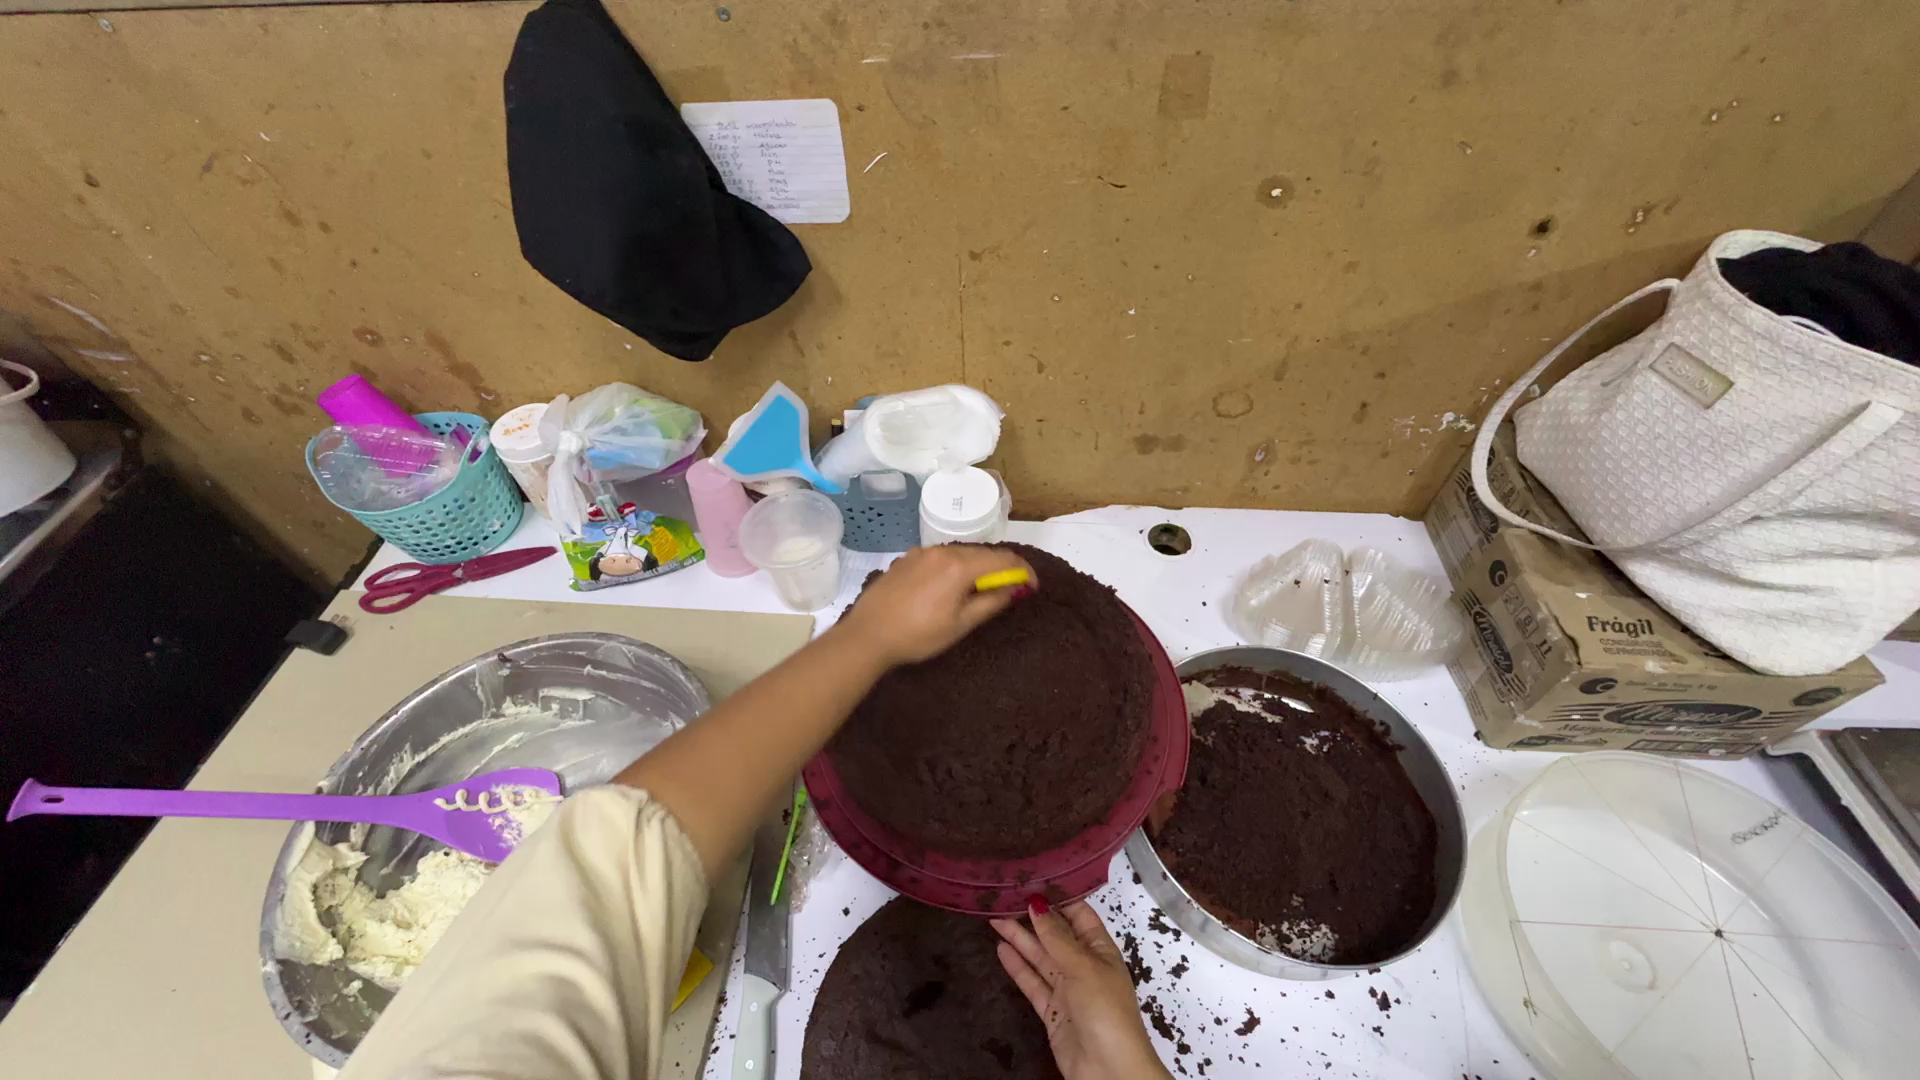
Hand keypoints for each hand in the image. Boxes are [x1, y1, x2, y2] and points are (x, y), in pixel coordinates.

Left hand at [832, 544, 1035, 666]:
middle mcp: (942, 551)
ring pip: (961, 554)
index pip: (1004, 558)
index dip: (1023, 571)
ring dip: (976, 568)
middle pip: (983, 553)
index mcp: (959, 565)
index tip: (1031, 587)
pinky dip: (954, 568)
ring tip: (978, 593)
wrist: (867, 635)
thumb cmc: (917, 635)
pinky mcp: (906, 559)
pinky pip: (940, 558)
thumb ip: (992, 602)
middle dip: (1001, 570)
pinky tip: (948, 589)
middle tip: (1008, 592)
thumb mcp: (961, 624)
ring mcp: (921, 553)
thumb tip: (1015, 587)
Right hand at [992, 900, 1171, 1079]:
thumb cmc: (1104, 1010)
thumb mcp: (1083, 967)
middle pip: (1055, 934)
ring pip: (1040, 957)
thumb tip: (1037, 902)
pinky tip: (1000, 949)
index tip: (1032, 879)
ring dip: (1020, 938)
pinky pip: (1033, 982)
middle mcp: (1083, 965)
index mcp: (1100, 949)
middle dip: (1033, 917)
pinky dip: (1017, 966)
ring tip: (994, 917)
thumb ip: (1057, 936)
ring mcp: (1067, 989)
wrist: (1109, 1072)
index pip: (1078, 914)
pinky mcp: (1052, 1011)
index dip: (1057, 897)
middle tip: (1004, 896)